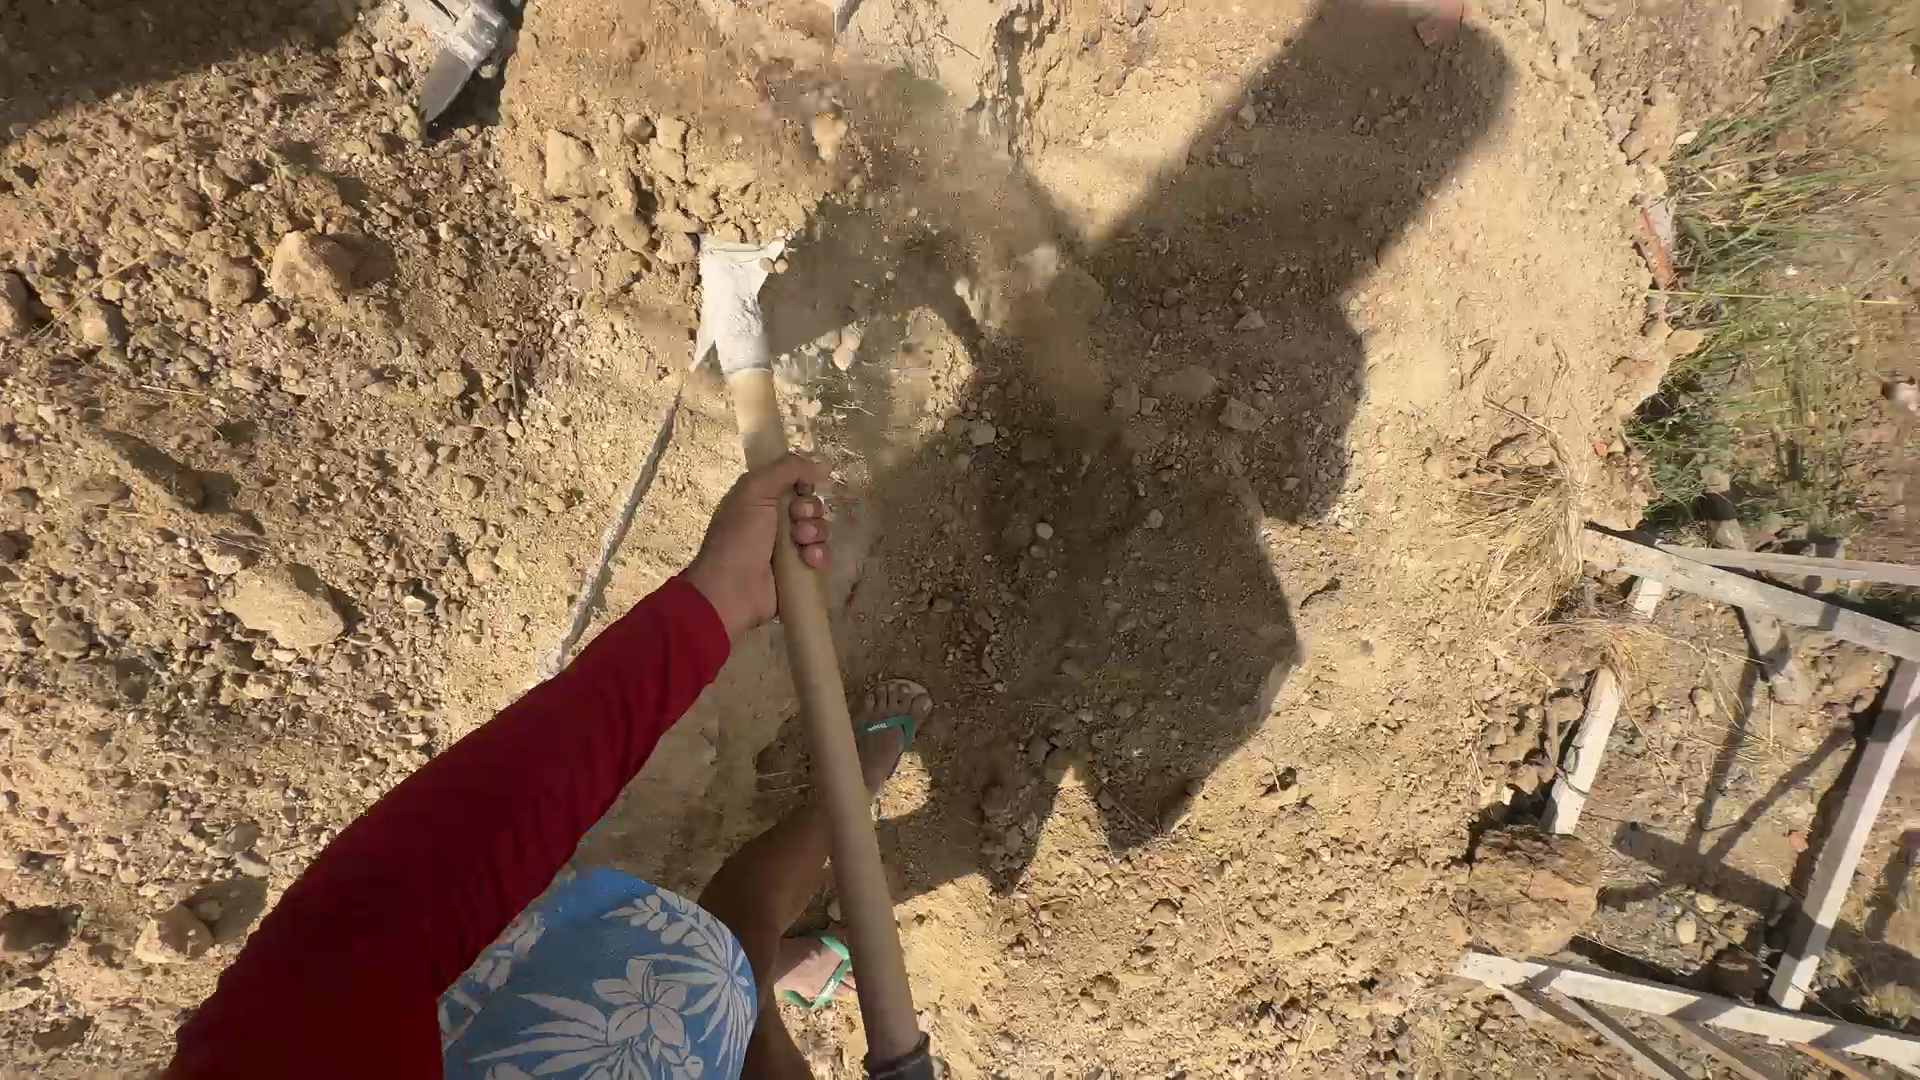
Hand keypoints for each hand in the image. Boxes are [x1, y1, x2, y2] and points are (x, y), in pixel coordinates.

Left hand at [684, 453, 830, 642]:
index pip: (795, 481)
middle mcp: (775, 520)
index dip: (803, 483)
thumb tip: (821, 464)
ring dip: (815, 534)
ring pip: (819, 529)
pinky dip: (819, 555)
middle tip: (796, 520)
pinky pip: (822, 555)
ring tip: (801, 546)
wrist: (731, 591)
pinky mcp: (799, 570)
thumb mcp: (754, 491)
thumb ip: (786, 469)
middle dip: (809, 511)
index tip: (802, 488)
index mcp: (761, 498)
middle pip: (810, 504)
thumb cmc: (738, 538)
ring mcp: (788, 546)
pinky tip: (809, 561)